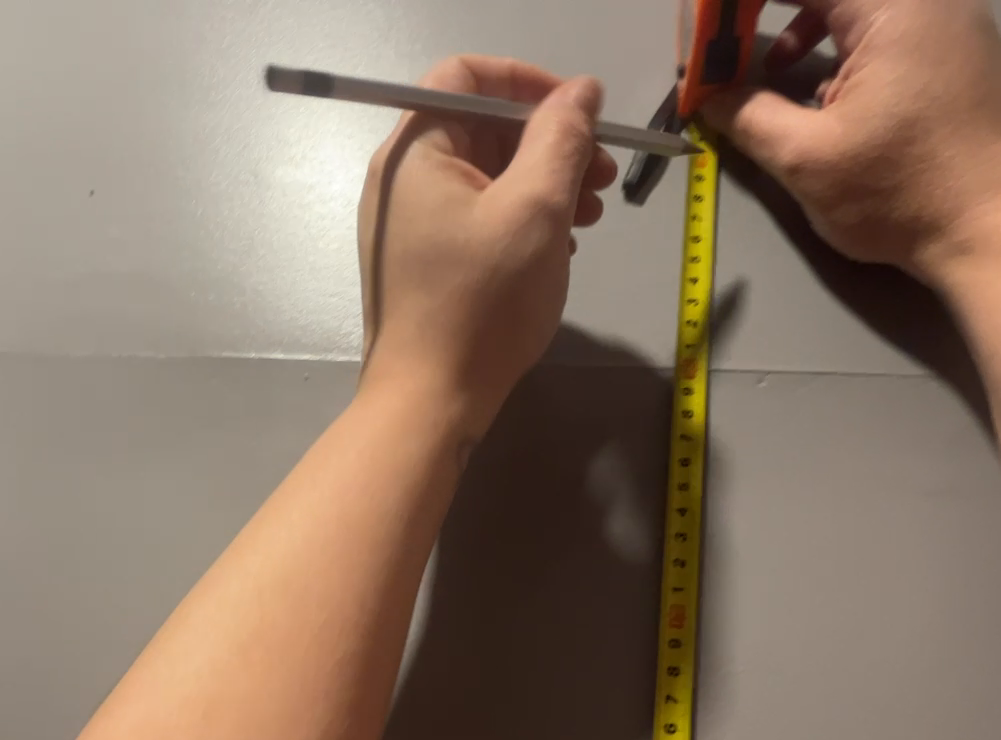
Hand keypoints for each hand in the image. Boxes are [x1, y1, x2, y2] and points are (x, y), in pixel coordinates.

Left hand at [356, 56, 617, 436]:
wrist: (430, 402)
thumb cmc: (482, 303)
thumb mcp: (537, 209)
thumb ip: (562, 136)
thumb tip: (580, 91)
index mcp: (414, 152)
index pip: (467, 76)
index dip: (530, 81)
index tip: (583, 112)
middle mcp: (400, 183)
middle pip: (480, 129)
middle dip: (548, 144)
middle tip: (601, 176)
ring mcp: (408, 229)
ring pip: (484, 180)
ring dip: (542, 188)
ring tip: (588, 219)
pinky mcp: (422, 267)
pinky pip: (475, 223)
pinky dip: (518, 225)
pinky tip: (555, 252)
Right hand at [702, 0, 1000, 276]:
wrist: (993, 224)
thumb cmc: (898, 189)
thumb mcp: (805, 158)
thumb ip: (748, 115)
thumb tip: (706, 95)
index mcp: (894, 6)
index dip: (743, 1)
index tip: (708, 28)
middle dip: (771, 10)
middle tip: (725, 43)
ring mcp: (946, 23)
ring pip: (858, 6)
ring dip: (803, 25)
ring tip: (768, 71)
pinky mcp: (951, 53)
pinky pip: (883, 26)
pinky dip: (837, 44)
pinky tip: (819, 92)